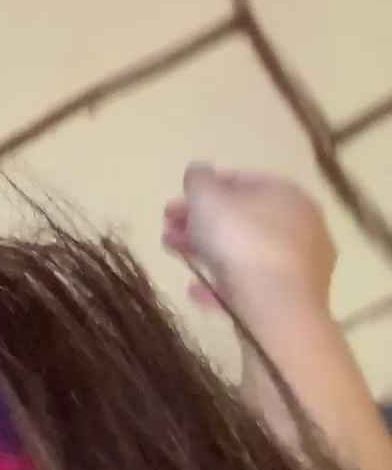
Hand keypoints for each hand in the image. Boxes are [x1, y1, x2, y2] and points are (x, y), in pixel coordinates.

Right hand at [162, 163, 336, 317]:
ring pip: (241, 245)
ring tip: (175, 254)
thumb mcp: (205, 196)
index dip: (203, 187)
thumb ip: (198, 178)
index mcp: (285, 195)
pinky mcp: (294, 287)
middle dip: (197, 220)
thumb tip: (200, 169)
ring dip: (202, 247)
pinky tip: (199, 286)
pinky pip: (251, 274)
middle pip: (238, 215)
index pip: (240, 180)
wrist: (273, 300)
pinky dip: (223, 276)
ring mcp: (301, 258)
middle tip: (168, 226)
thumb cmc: (236, 237)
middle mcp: (301, 223)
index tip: (178, 201)